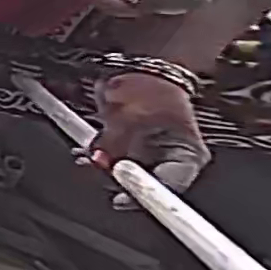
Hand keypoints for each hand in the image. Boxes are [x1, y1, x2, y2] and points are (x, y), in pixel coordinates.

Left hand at [91, 72, 211, 196]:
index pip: (171, 185)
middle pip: (143, 182)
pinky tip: (84, 153)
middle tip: (96, 170)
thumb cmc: (148, 89)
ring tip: (85, 159)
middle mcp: (168, 159)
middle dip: (115, 178)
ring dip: (100, 167)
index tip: (125, 198)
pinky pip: (109, 158)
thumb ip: (114, 142)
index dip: (147, 195)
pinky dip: (95, 157)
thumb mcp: (131, 116)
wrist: (135, 71)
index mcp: (186, 156)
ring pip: (121, 172)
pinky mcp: (125, 146)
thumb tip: (100, 162)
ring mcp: (145, 153)